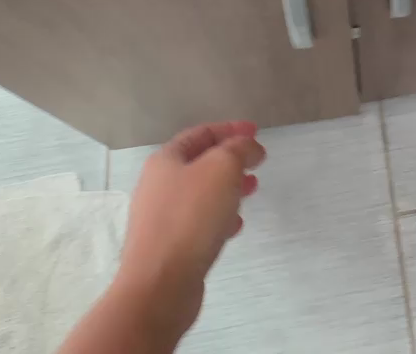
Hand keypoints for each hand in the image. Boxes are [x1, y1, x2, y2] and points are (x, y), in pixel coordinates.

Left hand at [119, 121, 265, 307]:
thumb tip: (250, 147)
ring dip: (228, 188)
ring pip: (201, 194)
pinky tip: (235, 226)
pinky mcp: (167, 248)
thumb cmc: (190, 217)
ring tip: (251, 190)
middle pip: (200, 163)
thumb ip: (239, 149)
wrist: (158, 286)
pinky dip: (219, 217)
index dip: (231, 129)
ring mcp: (160, 218)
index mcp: (166, 160)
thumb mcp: (222, 168)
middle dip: (231, 160)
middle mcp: (158, 186)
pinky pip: (198, 223)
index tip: (257, 132)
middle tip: (256, 163)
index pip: (202, 133)